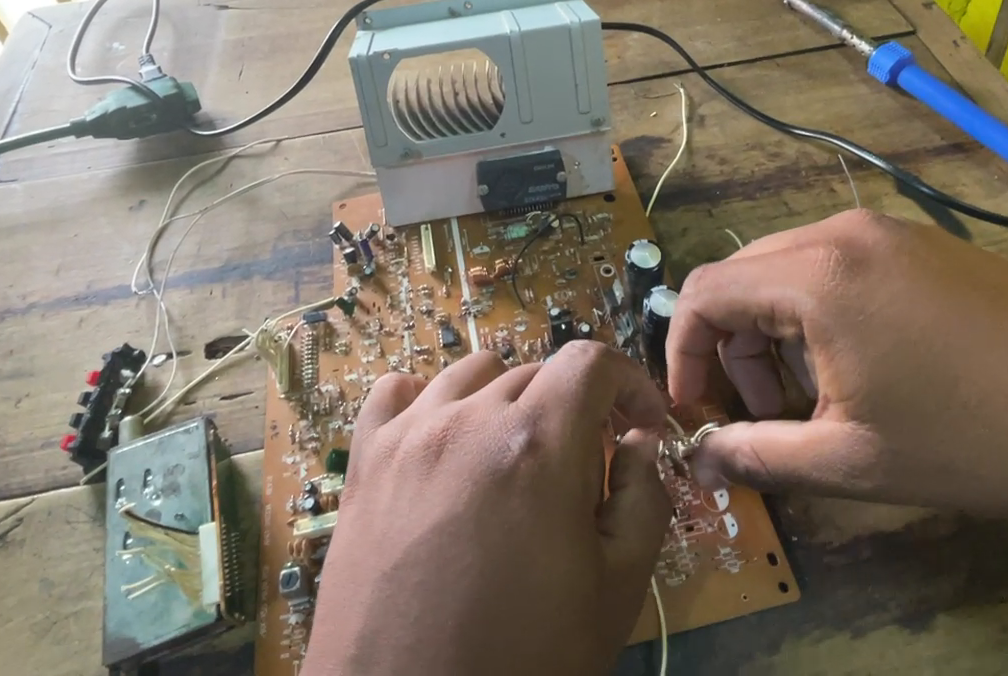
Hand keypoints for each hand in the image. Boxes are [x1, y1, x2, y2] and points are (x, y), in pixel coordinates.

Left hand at [304, 341, 671, 675]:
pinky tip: (442, 442)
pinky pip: (396, 391)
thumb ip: (643, 498)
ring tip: (512, 458)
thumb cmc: (524, 657)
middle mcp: (469, 418)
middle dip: (574, 408)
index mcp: (537, 443)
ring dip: (507, 400)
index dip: (628, 383)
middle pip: (536, 372)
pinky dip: (428, 400)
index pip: (591, 361)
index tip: (638, 425)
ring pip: (472, 374)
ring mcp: (409, 434)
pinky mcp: (365, 459)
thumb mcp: (615, 590)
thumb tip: (638, 442)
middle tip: (580, 470)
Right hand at [668, 210, 1007, 532]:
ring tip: (819, 394)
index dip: (682, 351)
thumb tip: (700, 459)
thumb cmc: (972, 444)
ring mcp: (891, 229)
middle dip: (733, 344)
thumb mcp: (849, 461)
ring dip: (777, 328)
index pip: (703, 291)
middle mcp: (844, 231)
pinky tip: (867, 363)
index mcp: (816, 274)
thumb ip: (756, 454)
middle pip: (743, 274)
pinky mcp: (927, 242)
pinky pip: (840, 263)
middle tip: (764, 410)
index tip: (698, 407)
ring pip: (790, 267)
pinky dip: (822, 309)